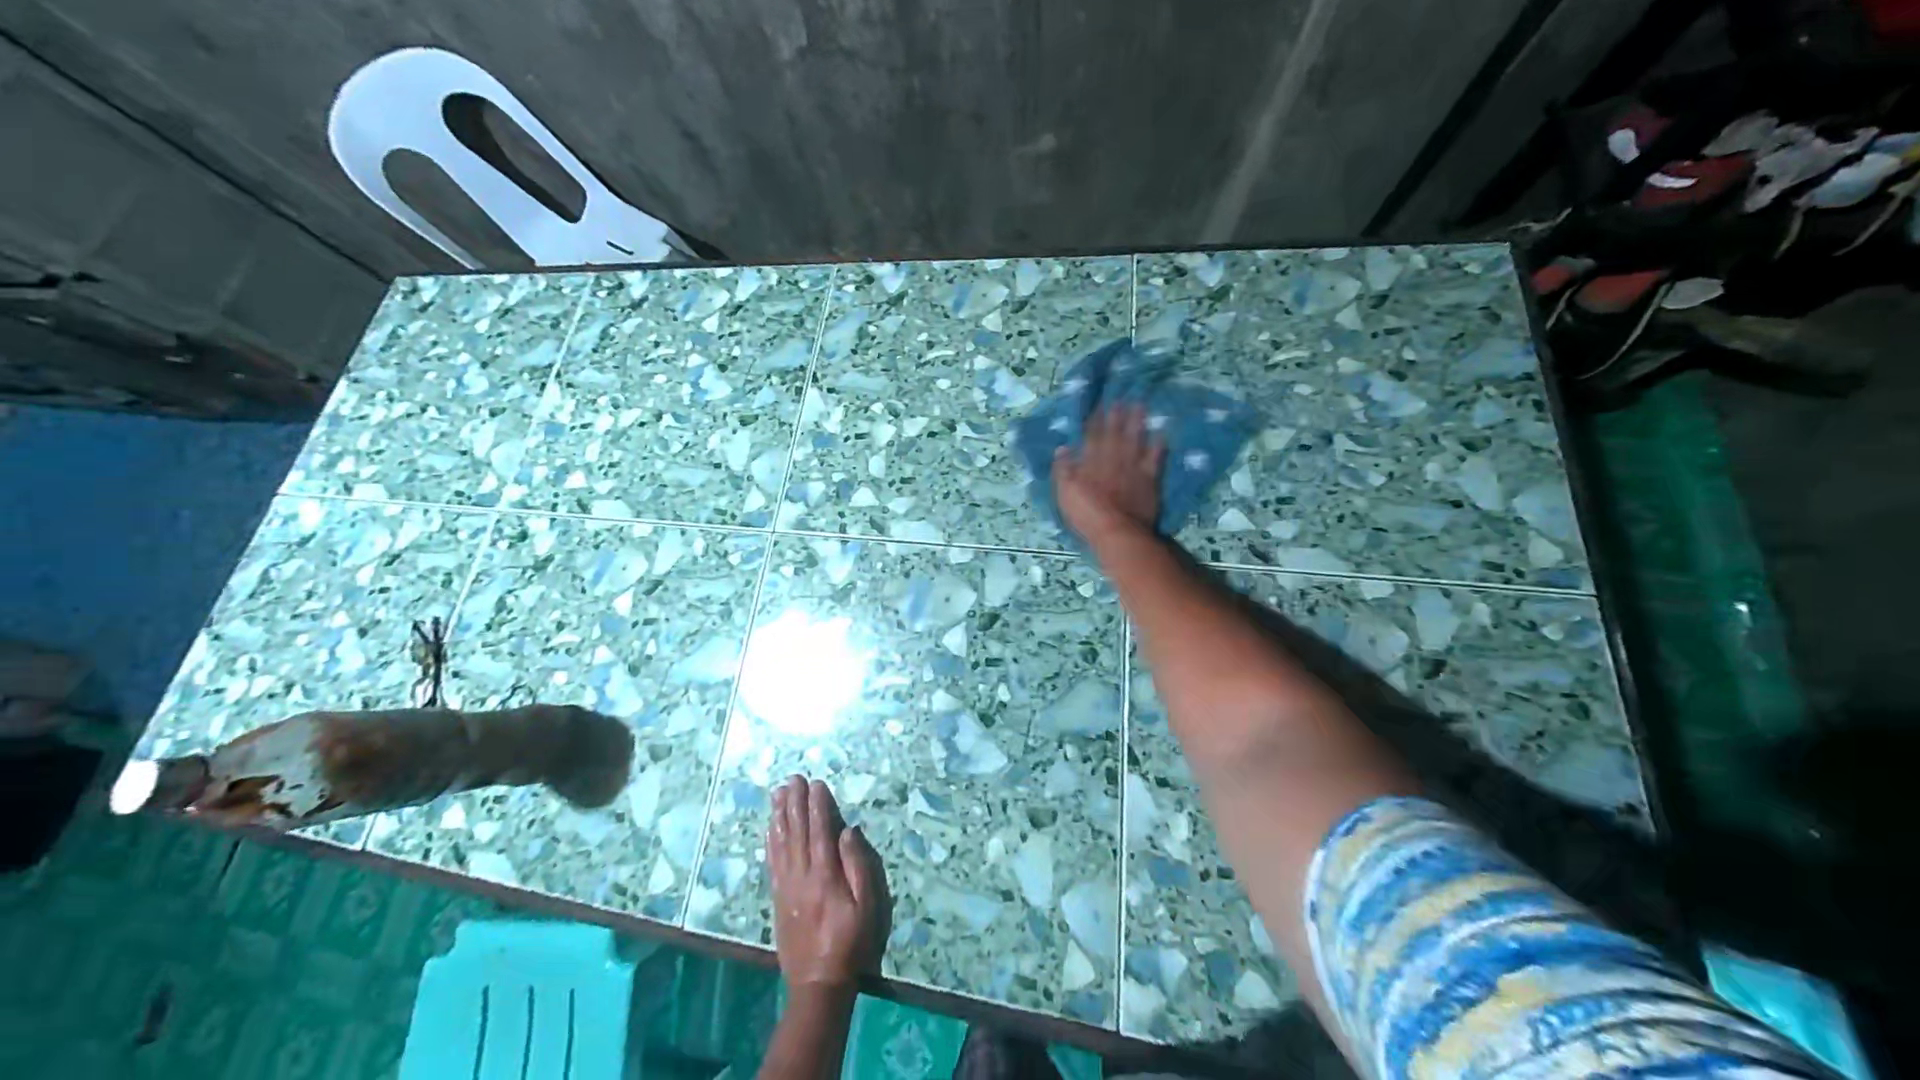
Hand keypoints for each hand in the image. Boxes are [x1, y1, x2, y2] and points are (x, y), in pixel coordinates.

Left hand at [768, 776, 887, 991]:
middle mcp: (802, 875)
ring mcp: (787, 886)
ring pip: (782, 843)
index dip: (818, 805)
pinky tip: (770, 828)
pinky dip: (771, 841)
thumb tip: (848, 831)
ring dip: (780, 815)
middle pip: (797, 831)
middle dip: (795, 802)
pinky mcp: (778, 898)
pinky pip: (772, 862)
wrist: (819, 982)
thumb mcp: (869, 907)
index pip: (821, 831)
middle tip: (794, 778)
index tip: (816, 783)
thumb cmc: (852, 942)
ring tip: (778, 793)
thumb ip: (858, 866)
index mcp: (826, 875)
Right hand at [1052, 404, 1165, 546]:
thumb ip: (1063, 469)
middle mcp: (1112, 459)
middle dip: (1117, 415)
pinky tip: (1161, 433)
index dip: (1095, 420)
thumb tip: (1062, 448)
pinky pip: (1155, 458)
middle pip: (1115, 433)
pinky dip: (1158, 446)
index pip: (1092, 436)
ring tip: (1141, 406)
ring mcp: (1133, 468)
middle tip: (1122, 399)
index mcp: (1090, 462)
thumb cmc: (1086, 514)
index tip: (1100, 405)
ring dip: (1138, 423)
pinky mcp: (1149, 480)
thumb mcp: (1064, 492)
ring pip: (1135, 440)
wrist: (1117, 531)